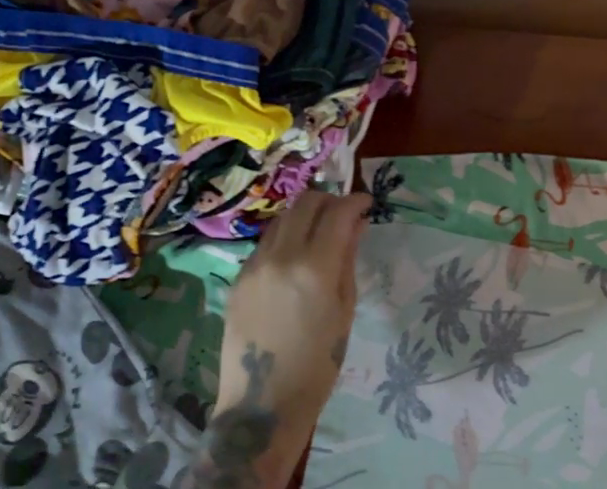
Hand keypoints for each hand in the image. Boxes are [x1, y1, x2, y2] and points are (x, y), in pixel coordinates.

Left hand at [196, 190, 369, 488]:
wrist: (262, 405)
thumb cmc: (317, 365)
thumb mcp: (344, 310)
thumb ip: (348, 260)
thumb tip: (356, 224)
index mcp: (314, 268)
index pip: (338, 211)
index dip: (356, 201)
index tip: (367, 203)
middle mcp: (281, 256)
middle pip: (305, 202)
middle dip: (329, 200)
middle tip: (344, 214)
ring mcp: (255, 265)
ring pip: (283, 217)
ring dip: (305, 215)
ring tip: (319, 232)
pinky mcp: (239, 278)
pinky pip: (266, 242)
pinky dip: (286, 236)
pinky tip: (295, 258)